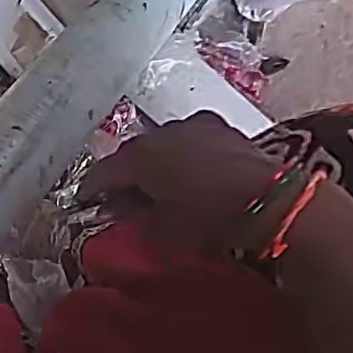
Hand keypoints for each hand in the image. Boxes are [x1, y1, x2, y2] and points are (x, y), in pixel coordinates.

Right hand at [76, 111, 286, 254]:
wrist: (269, 201)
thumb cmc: (205, 219)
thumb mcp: (159, 227)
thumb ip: (130, 212)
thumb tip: (111, 206)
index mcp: (138, 158)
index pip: (101, 172)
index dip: (89, 189)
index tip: (83, 202)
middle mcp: (160, 133)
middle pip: (130, 154)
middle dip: (121, 174)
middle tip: (117, 196)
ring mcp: (191, 125)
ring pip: (158, 144)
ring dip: (150, 162)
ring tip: (152, 184)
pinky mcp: (217, 127)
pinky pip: (184, 140)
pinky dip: (177, 155)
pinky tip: (182, 171)